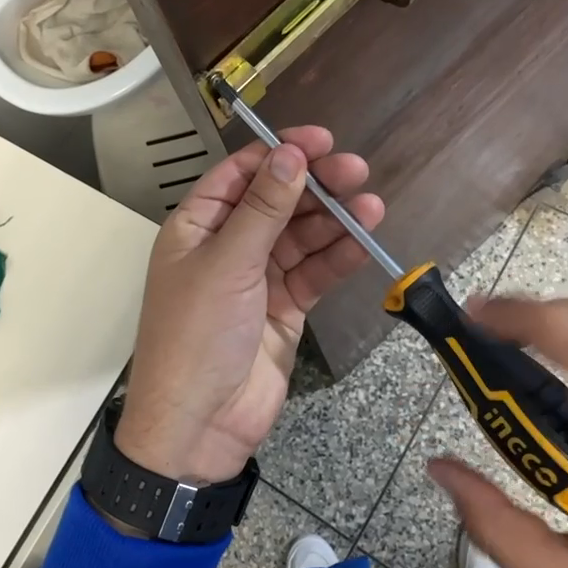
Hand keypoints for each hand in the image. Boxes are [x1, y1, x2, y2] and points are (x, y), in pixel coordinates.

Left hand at [115, 127, 382, 484]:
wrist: (199, 426)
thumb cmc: (196, 336)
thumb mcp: (227, 265)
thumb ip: (262, 210)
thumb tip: (289, 155)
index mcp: (197, 227)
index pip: (240, 176)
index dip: (278, 154)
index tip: (320, 141)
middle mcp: (227, 247)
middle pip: (276, 202)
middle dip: (315, 187)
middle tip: (356, 171)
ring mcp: (257, 279)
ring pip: (300, 238)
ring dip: (333, 222)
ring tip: (371, 206)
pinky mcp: (284, 309)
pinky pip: (313, 274)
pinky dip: (337, 258)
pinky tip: (363, 241)